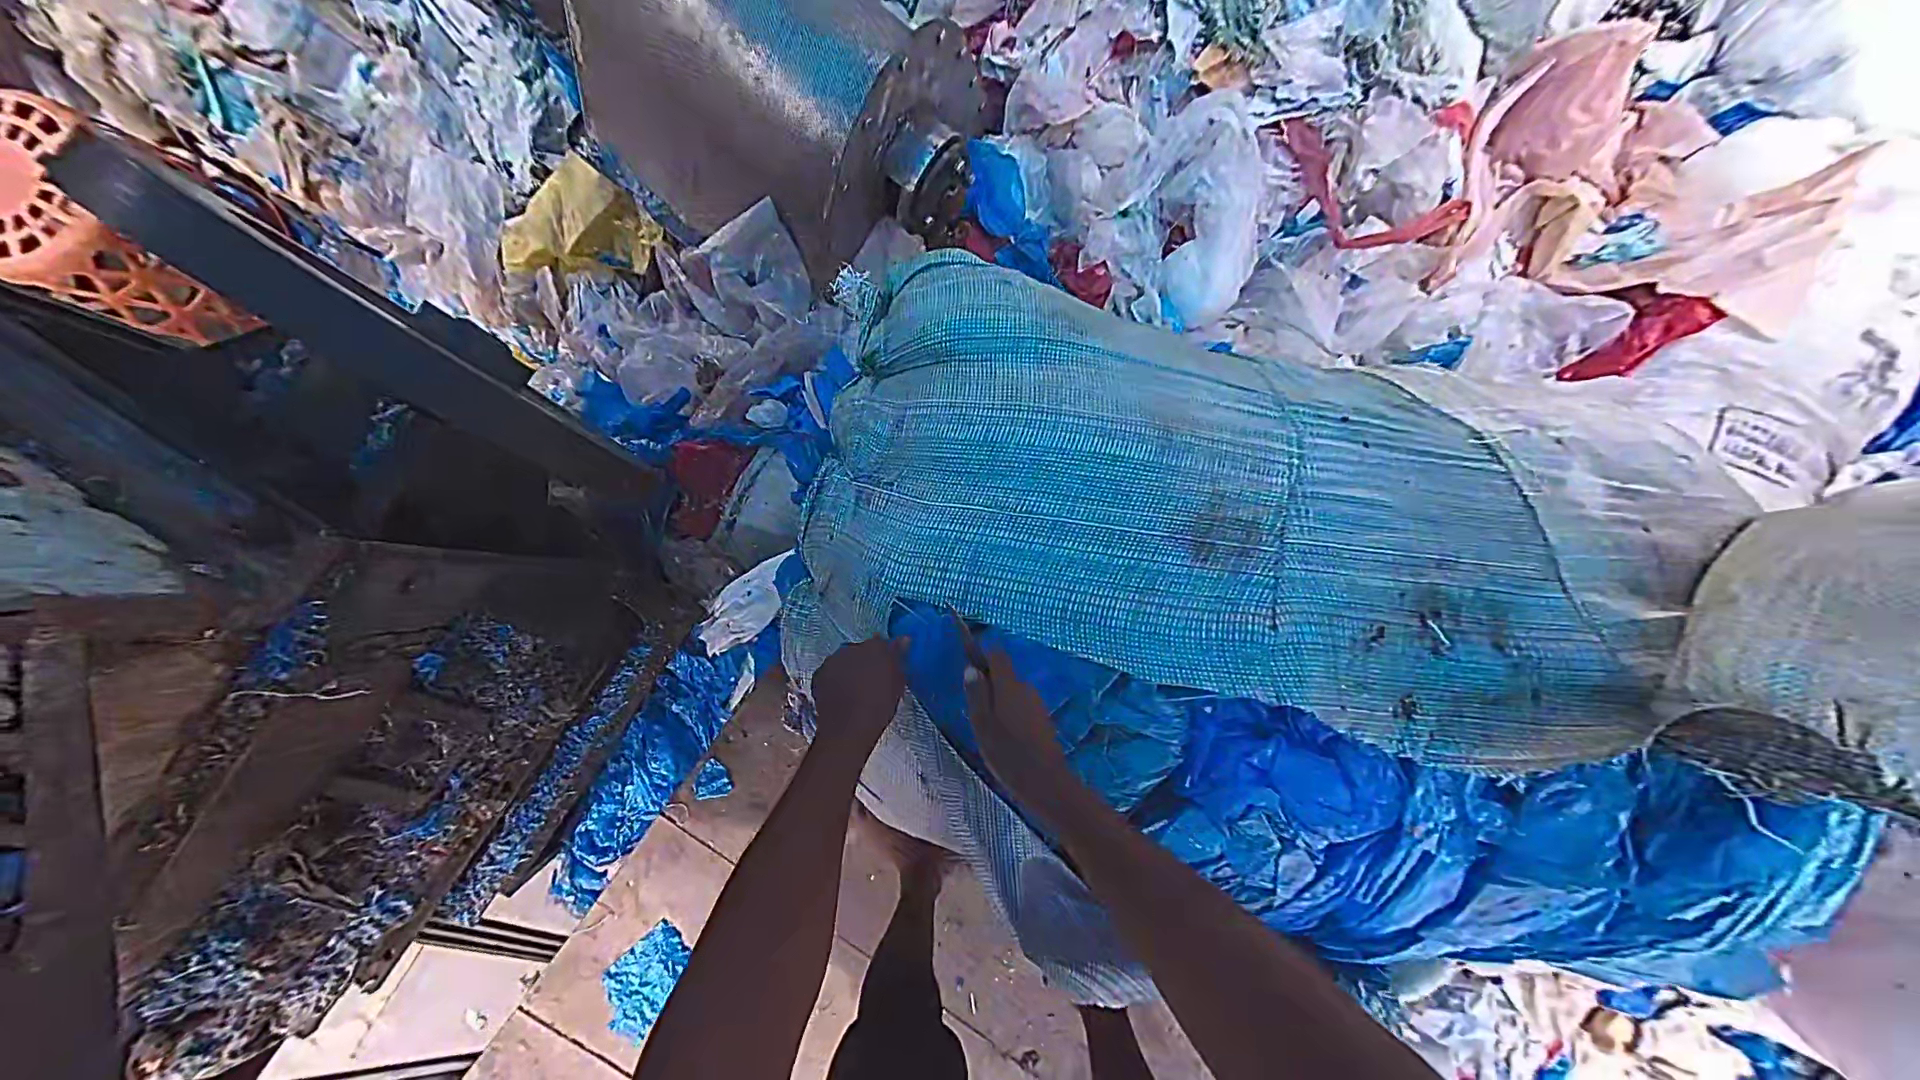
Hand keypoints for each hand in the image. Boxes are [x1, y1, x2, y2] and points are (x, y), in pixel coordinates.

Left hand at [811, 636, 907, 750]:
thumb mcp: (898, 683)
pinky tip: (840, 695)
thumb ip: (899, 658)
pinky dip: (834, 680)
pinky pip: (830, 672)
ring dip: (848, 669)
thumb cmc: (880, 707)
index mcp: (876, 647)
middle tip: (871, 681)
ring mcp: (833, 660)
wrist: (848, 727)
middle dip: (865, 661)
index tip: (886, 669)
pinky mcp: (819, 674)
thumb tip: (904, 639)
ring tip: (854, 691)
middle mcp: (852, 647)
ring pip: (844, 660)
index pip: (882, 642)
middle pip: (860, 650)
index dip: (884, 656)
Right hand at [963, 647, 1078, 815]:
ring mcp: (1037, 704)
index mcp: (1009, 684)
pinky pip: (1023, 708)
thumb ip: (976, 694)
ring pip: (1014, 693)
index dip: (984, 659)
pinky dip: (1012, 716)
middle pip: (1006, 675)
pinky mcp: (1044, 720)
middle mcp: (1026, 688)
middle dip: (990, 686)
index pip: (998, 655)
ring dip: (1001, 703)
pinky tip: (1006, 738)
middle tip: (976, 711)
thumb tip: (972, 669)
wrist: (1045, 780)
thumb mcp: (981, 723)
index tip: (972, 675)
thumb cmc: (1007, 751)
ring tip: (990, 730)